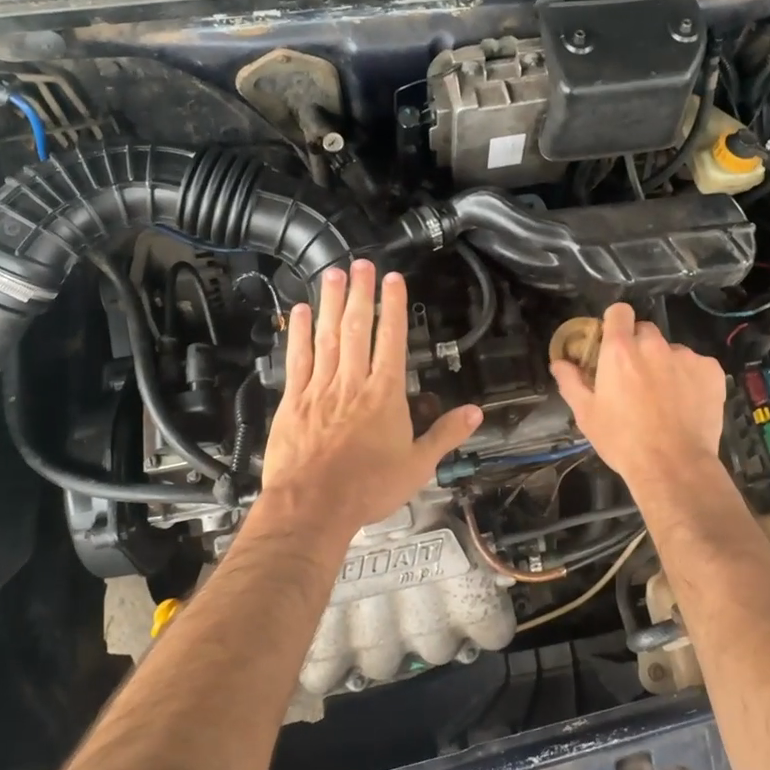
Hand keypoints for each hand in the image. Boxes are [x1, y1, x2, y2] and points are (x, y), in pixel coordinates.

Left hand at [260, 260, 482, 534]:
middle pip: (356, 327)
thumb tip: (476, 413)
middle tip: (361, 263)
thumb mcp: (417, 466)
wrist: (312, 507)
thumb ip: (445, 434)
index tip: (392, 280)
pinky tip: (300, 311)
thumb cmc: (368, 488)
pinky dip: (299, 333)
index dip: (393, 307)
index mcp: (384, 394)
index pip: (391, 339)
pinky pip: (297, 359)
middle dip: (360, 292)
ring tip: (333, 273)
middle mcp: (352, 382)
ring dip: (330, 302)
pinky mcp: (293, 401)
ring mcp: (320, 388)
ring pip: (326, 336)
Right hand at [550, 303, 727, 491]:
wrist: (674, 467)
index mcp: (620, 351)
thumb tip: (559, 362)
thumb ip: (571, 381)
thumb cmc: (623, 441)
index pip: (619, 311)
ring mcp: (686, 356)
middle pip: (645, 331)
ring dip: (666, 366)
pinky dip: (691, 379)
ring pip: (672, 351)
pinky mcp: (711, 371)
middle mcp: (654, 345)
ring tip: (666, 399)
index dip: (615, 323)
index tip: (613, 341)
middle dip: (640, 348)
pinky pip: (697, 366)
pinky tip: (687, 404)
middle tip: (636, 379)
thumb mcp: (587, 414)